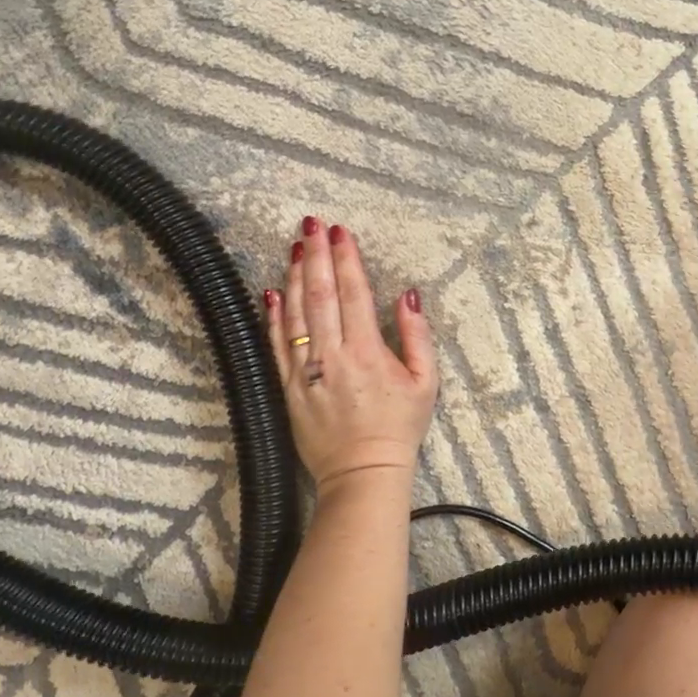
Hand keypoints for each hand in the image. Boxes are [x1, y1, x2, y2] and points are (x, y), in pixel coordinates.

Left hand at [263, 217, 437, 486]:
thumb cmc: (400, 426)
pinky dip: (273, 317)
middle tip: (311, 224)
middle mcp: (332, 356)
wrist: (363, 472)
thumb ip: (416, 337)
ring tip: (293, 247)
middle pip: (321, 295)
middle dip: (316, 256)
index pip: (354, 294)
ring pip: (296, 315)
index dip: (347, 259)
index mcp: (367, 351)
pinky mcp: (288, 388)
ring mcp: (306, 371)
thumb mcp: (426, 382)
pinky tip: (271, 293)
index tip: (341, 232)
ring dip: (294, 277)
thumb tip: (407, 297)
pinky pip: (277, 346)